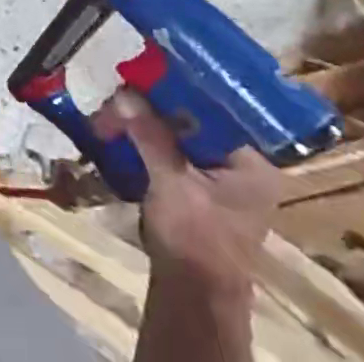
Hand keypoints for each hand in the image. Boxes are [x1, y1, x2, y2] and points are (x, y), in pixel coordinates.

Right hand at [92, 89, 280, 295]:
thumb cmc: (195, 241)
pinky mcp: (197, 183)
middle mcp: (242, 161)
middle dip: (154, 103)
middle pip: (195, 115)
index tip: (150, 65)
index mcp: (252, 160)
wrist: (192, 298)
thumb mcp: (172, 184)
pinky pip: (171, 146)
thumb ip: (151, 136)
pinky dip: (147, 137)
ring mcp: (219, 173)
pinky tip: (121, 128)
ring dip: (144, 120)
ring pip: (179, 129)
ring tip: (111, 113)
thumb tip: (124, 93)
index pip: (221, 105)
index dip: (184, 83)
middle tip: (120, 92)